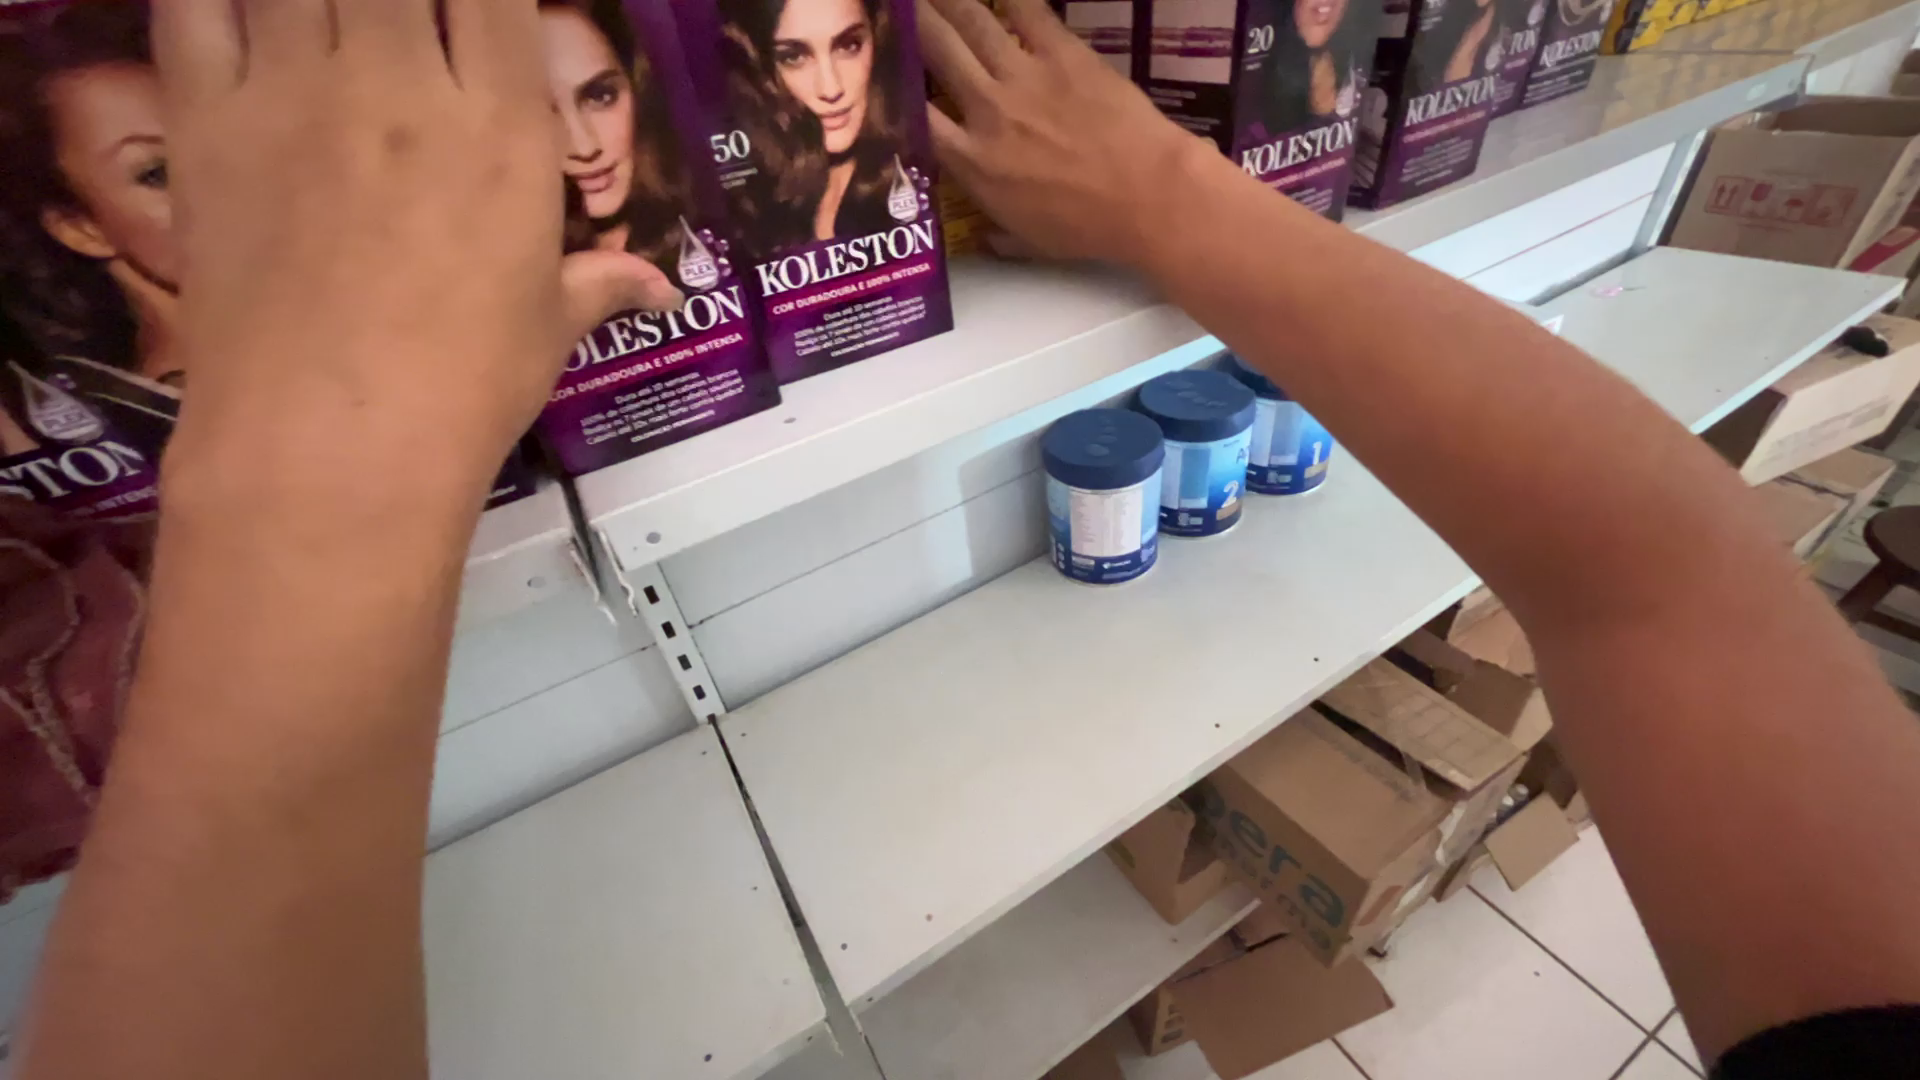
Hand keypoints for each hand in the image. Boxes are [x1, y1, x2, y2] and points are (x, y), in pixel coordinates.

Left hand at [154, 0, 681, 498]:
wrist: (338, 433)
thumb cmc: (473, 379)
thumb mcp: (552, 326)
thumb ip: (603, 282)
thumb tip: (663, 288)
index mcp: (502, 135)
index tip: (493, 10)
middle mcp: (398, 84)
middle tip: (421, 20)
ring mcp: (291, 89)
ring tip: (355, 24)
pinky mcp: (202, 114)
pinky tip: (258, 15)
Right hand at [917, 0, 1218, 265]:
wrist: (1144, 195)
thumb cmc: (1085, 228)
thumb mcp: (1031, 244)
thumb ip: (1000, 237)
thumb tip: (986, 240)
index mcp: (975, 165)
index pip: (919, 119)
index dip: (899, 90)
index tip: (890, 76)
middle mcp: (988, 113)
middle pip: (937, 52)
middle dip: (914, 21)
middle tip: (903, 9)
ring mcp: (1024, 77)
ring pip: (972, 21)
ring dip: (949, 1)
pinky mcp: (1063, 52)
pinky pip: (1027, 8)